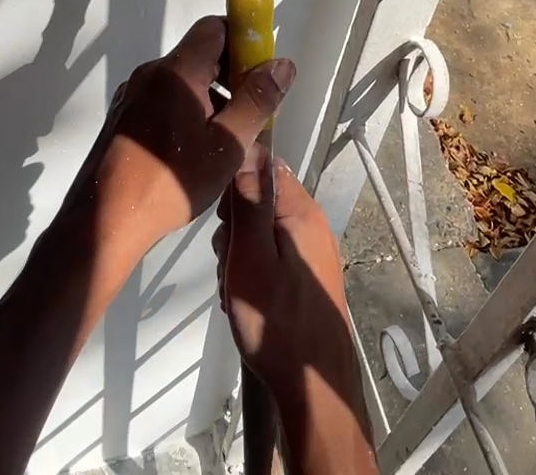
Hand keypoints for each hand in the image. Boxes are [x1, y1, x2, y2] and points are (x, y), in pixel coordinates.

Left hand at [65, 16, 294, 259]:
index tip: (261, 71)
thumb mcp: (226, 146)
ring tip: (227, 141)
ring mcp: (132, 94)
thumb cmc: (169, 182)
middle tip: (252, 112)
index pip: (214, 27)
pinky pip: (164, 99)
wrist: (103, 222)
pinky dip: (187, 112)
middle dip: (231, 75)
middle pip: (199, 54)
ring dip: (210, 98)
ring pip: (183, 81)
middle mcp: (150, 73)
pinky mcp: (123, 116)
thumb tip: (282, 65)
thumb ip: (257, 102)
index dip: (243, 39)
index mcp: (176, 72)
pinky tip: (195, 151)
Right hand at [216, 147, 376, 473]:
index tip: (223, 220)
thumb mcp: (252, 257)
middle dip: (234, 229)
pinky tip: (245, 301)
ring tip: (236, 289)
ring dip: (239, 256)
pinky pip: (269, 259)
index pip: (262, 166)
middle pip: (257, 202)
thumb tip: (249, 148)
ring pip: (259, 233)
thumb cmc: (276, 322)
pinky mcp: (305, 277)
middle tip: (230, 264)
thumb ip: (249, 203)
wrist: (311, 387)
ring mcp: (309, 252)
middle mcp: (310, 224)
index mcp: (301, 211)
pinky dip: (252, 275)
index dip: (234, 186)